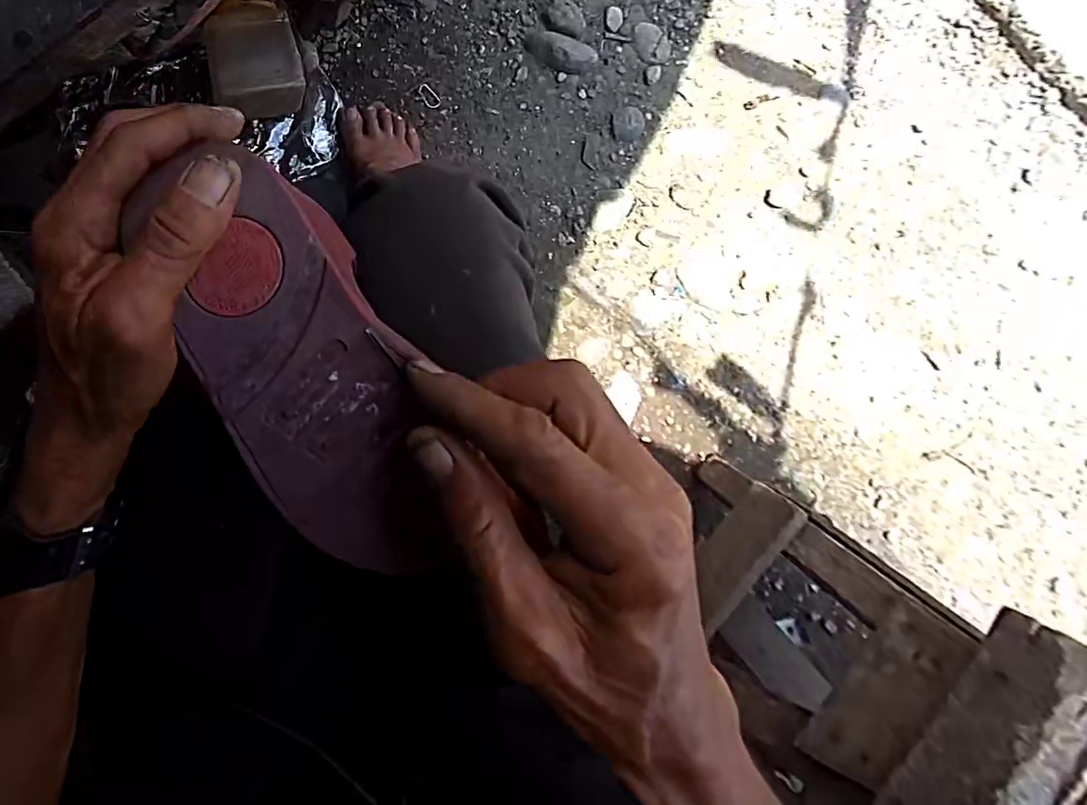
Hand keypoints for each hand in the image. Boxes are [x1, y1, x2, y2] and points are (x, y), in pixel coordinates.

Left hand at [15, 105, 245, 534]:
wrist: (81, 425)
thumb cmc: (106, 378)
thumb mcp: (139, 312)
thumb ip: (172, 241)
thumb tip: (217, 171)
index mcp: (71, 221)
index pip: (125, 146)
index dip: (181, 124)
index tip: (234, 125)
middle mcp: (71, 215)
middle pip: (119, 143)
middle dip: (175, 126)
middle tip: (229, 134)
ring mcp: (85, 233)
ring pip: (127, 165)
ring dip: (173, 149)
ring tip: (220, 155)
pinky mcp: (103, 251)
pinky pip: (137, 195)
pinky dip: (171, 180)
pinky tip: (199, 194)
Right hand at [405, 359, 771, 803]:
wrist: (667, 708)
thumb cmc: (595, 682)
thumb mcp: (520, 623)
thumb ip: (478, 526)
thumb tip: (429, 443)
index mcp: (630, 534)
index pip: (539, 439)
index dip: (471, 403)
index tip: (418, 379)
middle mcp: (653, 487)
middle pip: (567, 391)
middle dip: (496, 390)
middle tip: (447, 421)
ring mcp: (654, 473)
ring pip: (574, 391)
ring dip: (512, 396)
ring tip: (470, 434)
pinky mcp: (642, 470)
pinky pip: (578, 413)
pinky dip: (529, 413)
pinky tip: (502, 450)